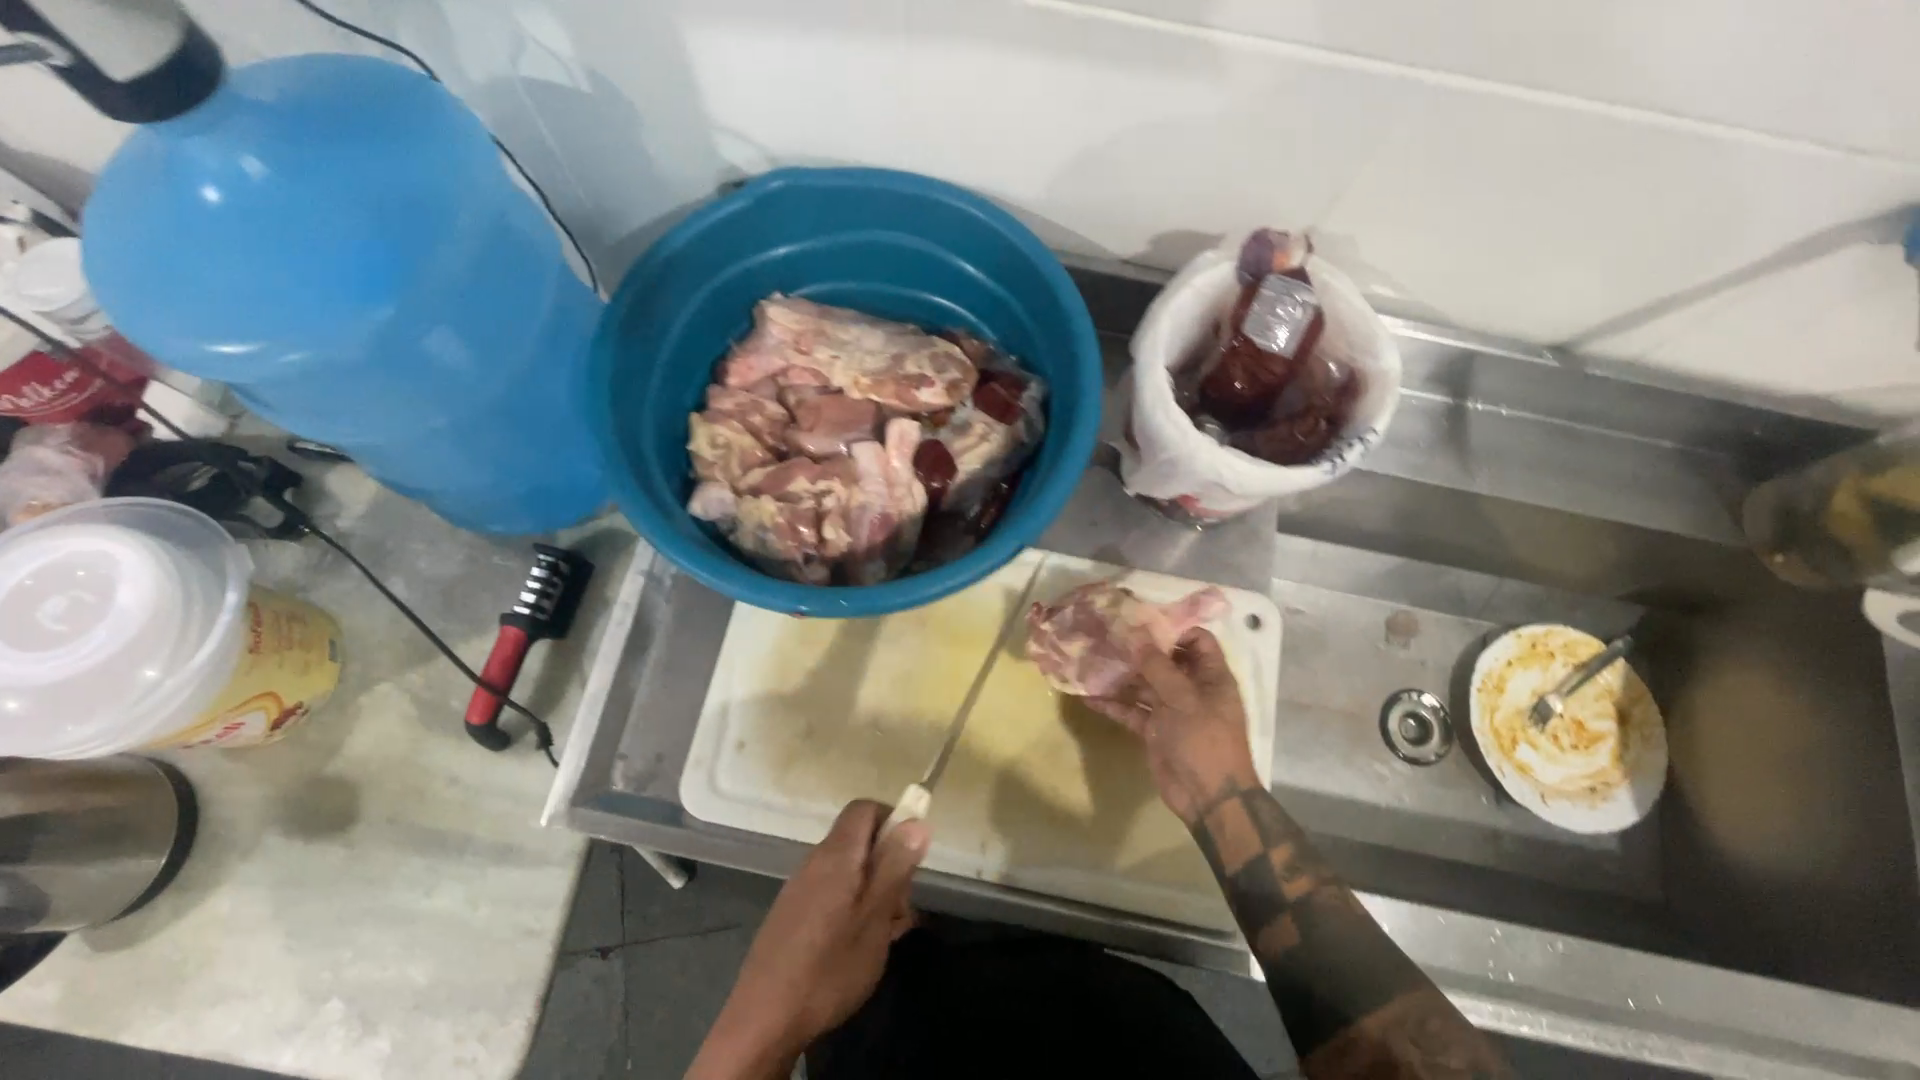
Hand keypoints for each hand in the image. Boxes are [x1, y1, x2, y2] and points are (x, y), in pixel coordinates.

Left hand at [692, 800, 929, 1076]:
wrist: (764, 1020)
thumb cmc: (829, 967)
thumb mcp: (875, 917)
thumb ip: (895, 866)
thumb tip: (916, 820)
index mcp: (836, 856)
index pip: (864, 809)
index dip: (893, 821)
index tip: (911, 857)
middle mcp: (814, 863)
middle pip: (859, 842)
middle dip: (889, 867)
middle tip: (902, 910)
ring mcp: (800, 890)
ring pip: (849, 873)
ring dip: (875, 894)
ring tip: (887, 935)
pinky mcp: (793, 916)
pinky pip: (833, 896)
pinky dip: (854, 910)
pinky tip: (861, 947)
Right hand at [1088, 630, 1260, 824]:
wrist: (1208, 796)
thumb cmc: (1204, 740)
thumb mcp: (1184, 699)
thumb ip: (1159, 667)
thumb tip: (1138, 639)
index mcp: (1211, 677)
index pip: (1197, 641)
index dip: (1173, 629)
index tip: (1140, 622)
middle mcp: (1191, 689)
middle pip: (1164, 661)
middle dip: (1137, 651)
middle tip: (1105, 637)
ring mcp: (1171, 710)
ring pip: (1144, 686)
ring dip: (1120, 677)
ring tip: (1090, 662)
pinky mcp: (1154, 731)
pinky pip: (1131, 711)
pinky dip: (1113, 705)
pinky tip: (1088, 697)